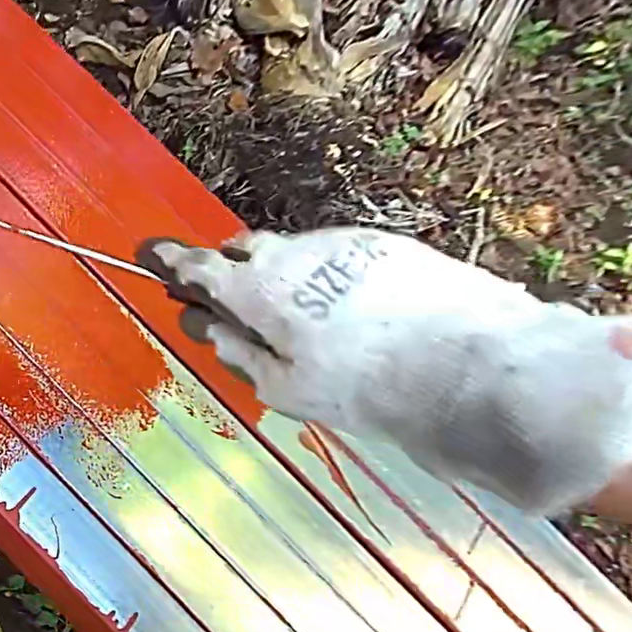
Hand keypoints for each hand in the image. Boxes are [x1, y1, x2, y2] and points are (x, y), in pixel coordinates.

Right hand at [138, 228, 631, 513]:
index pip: (200, 265)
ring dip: (271, 270)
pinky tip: (335, 309)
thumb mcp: (282, 384)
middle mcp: (297, 253)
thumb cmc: (363, 387)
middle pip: (241, 247)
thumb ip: (235, 348)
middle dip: (224, 265)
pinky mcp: (386, 247)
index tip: (148, 251)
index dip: (170, 259)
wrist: (483, 370)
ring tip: (287, 312)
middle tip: (222, 296)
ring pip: (287, 248)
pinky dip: (313, 272)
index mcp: (261, 288)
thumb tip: (202, 325)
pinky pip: (328, 252)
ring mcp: (345, 244)